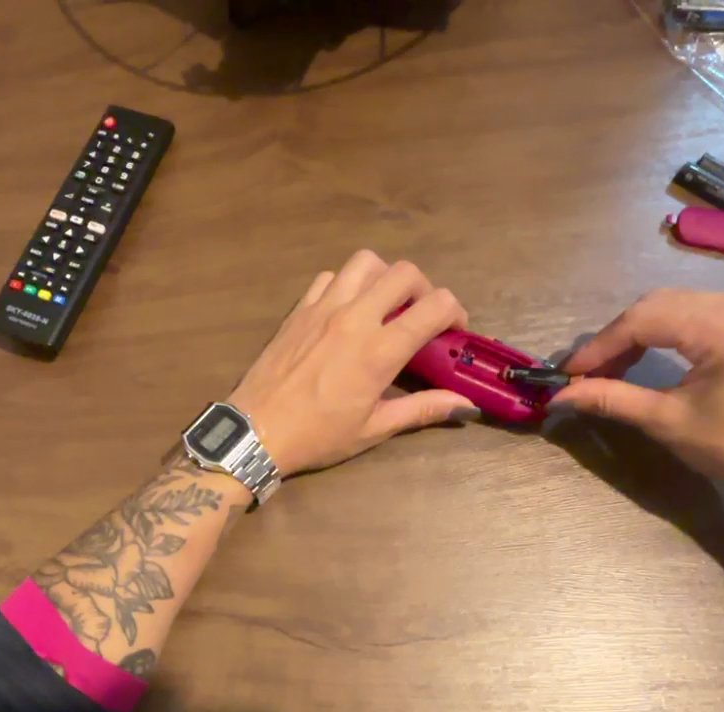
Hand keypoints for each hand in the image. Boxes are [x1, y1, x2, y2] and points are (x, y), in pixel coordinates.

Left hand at [227, 250, 475, 476]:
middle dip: (424, 289)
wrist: (257, 432)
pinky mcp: (299, 309)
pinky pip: (329, 277)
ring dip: (384, 277)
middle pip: (404, 272)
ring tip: (384, 305)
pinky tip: (346, 310)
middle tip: (420, 316)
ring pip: (365, 263)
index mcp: (379, 351)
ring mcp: (323, 308)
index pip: (434, 306)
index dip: (455, 313)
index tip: (453, 331)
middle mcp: (355, 318)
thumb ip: (422, 410)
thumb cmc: (317, 436)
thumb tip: (466, 405)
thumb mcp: (373, 429)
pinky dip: (346, 285)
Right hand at [550, 289, 723, 502]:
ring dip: (633, 334)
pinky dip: (659, 332)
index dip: (600, 346)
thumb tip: (559, 396)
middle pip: (656, 305)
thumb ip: (611, 398)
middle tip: (584, 375)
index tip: (568, 374)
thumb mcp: (666, 421)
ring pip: (671, 305)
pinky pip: (692, 312)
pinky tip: (640, 358)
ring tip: (607, 370)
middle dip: (614, 338)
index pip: (645, 320)